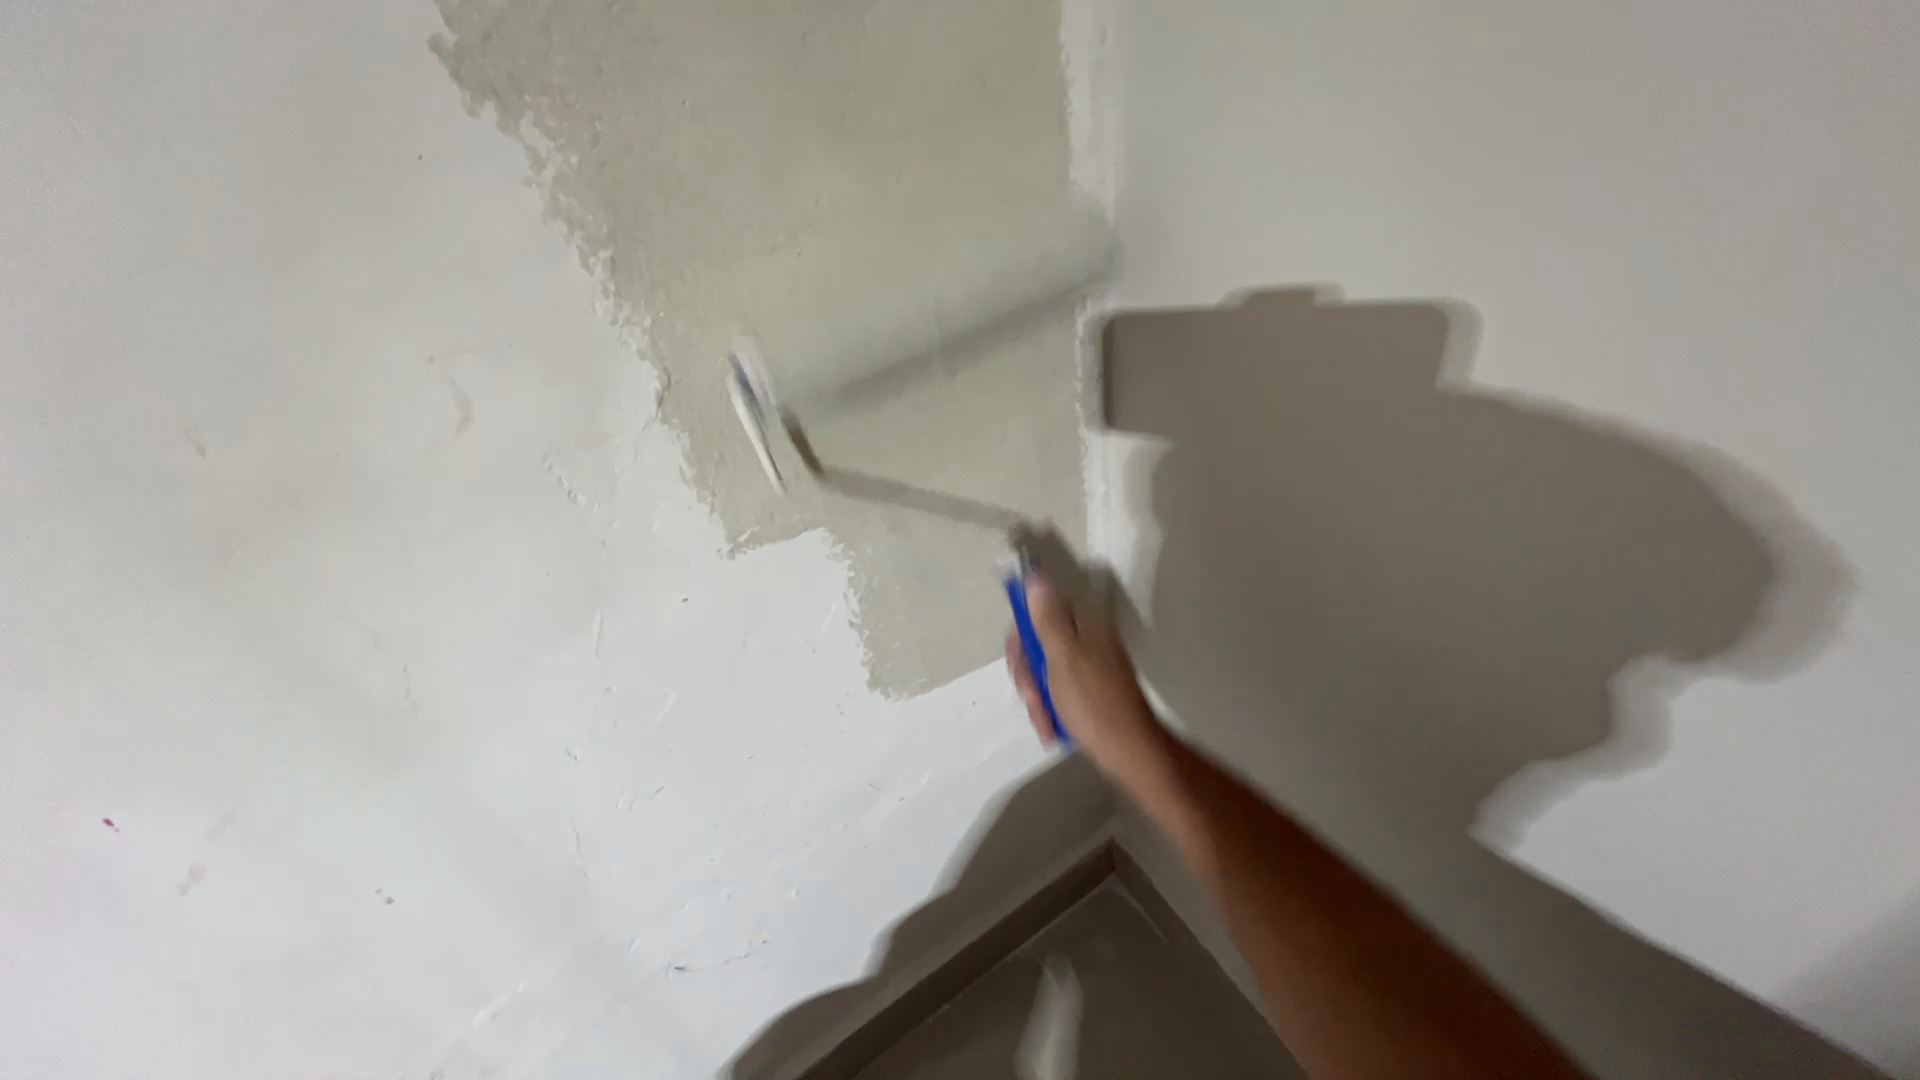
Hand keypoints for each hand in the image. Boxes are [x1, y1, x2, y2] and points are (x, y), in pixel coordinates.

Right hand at [1005, 575, 1168, 779]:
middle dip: (1028, 675)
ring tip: (1045, 721)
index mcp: (1084, 626)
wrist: (1129, 752)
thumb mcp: (1063, 657)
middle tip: (1032, 697)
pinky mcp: (1089, 692)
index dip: (1023, 637)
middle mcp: (1088, 640)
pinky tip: (1052, 729)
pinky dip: (1050, 710)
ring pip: (1045, 672)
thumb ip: (1047, 618)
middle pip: (1039, 644)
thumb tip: (1036, 577)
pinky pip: (1057, 692)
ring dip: (1037, 698)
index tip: (1019, 663)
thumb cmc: (1093, 703)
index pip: (1040, 613)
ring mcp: (1090, 667)